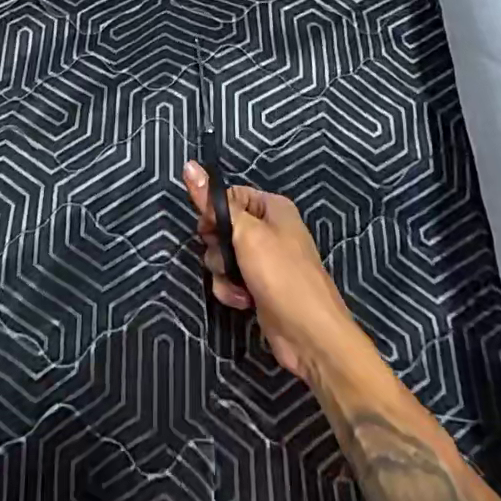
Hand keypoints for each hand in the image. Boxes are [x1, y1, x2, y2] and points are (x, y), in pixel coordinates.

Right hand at [182, 160, 374, 385]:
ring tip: (237, 284)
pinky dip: (231, 290)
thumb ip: (215, 203)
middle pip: (223, 227)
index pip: (229, 196)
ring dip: (223, 272)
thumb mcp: (246, 233)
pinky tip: (242, 301)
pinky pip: (231, 279)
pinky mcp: (259, 286)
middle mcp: (269, 230)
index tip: (207, 230)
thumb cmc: (281, 275)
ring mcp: (265, 260)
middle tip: (226, 258)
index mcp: (272, 208)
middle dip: (217, 247)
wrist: (311, 335)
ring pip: (223, 256)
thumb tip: (189, 165)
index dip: (214, 213)